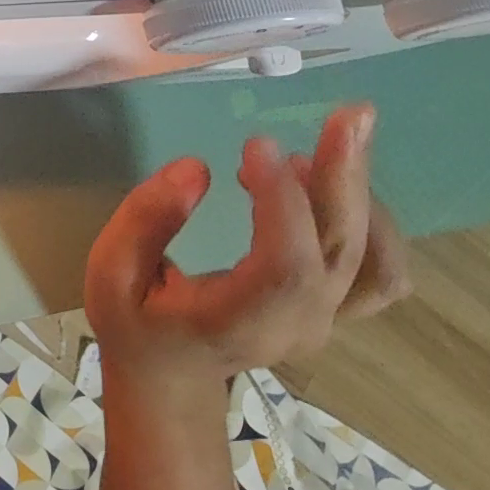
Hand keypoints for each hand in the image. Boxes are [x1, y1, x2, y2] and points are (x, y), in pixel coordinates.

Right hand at [84, 104, 409, 387]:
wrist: (168, 375)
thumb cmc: (132, 318)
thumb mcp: (111, 270)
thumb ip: (146, 221)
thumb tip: (195, 169)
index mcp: (237, 320)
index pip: (283, 265)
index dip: (281, 202)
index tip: (256, 144)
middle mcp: (297, 325)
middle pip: (341, 250)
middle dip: (346, 176)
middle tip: (350, 115)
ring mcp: (324, 321)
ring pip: (372, 258)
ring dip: (362, 193)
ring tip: (340, 136)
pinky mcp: (331, 309)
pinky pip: (378, 270)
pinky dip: (372, 222)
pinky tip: (336, 181)